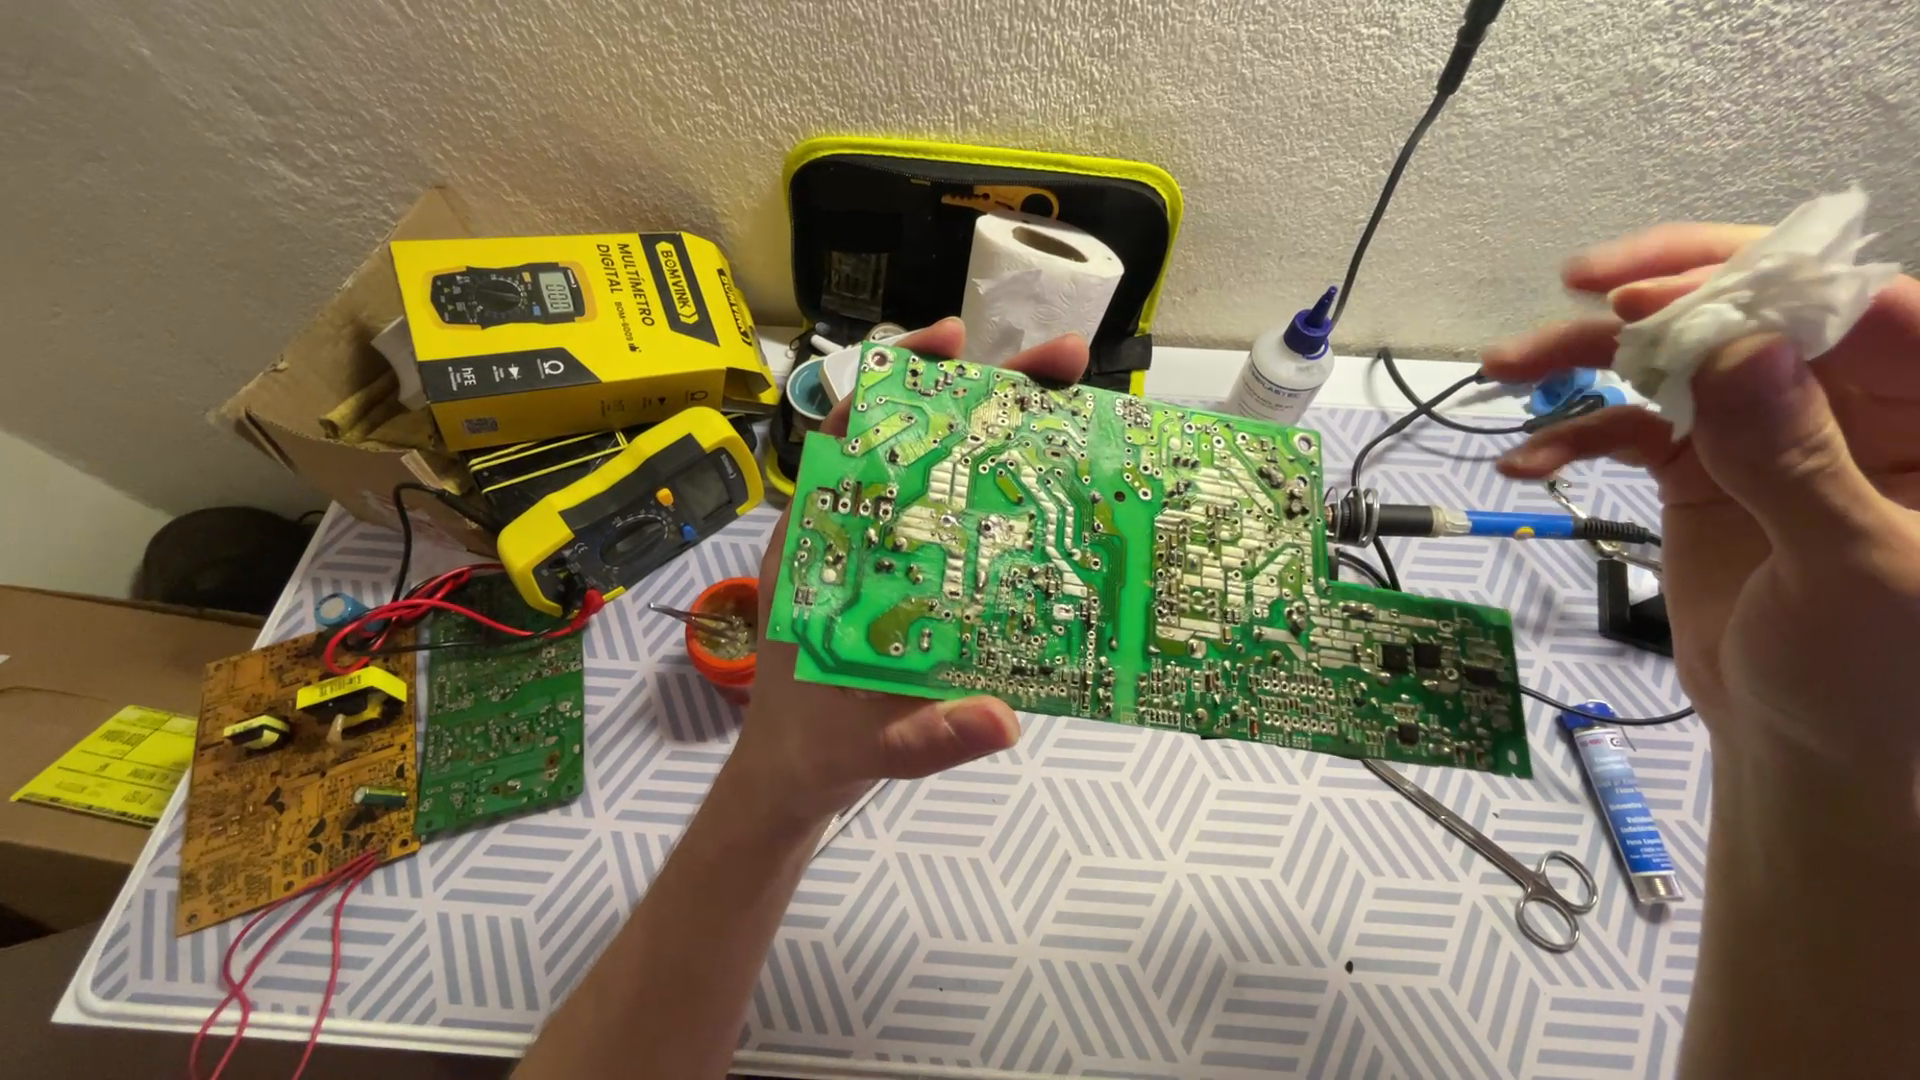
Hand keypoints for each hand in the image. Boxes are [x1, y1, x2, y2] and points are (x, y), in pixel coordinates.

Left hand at [727, 320, 1092, 822]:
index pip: (849, 436)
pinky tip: (1047, 486)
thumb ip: (928, 737)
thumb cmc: (816, 748)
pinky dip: (995, 488)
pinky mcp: (906, 576)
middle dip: (980, 393)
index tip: (952, 341)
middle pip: (911, 436)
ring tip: (1066, 406)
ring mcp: (880, 552)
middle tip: (1058, 367)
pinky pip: (950, 515)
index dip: (897, 379)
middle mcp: (848, 534)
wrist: (798, 771)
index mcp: (820, 548)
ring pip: (935, 469)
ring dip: (997, 431)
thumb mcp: (871, 745)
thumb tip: (1004, 720)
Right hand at [1483, 224, 1919, 766]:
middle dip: (1662, 302)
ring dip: (1587, 366)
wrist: (1805, 746)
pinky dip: (1572, 440)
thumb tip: (1735, 351)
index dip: (1756, 286)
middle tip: (1576, 291)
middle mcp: (1852, 408)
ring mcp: (1765, 437)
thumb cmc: (1875, 679)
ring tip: (1508, 367)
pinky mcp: (1698, 472)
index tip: (1649, 299)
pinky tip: (1526, 462)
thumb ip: (1798, 460)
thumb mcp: (1855, 570)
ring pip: (1676, 366)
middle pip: (1754, 319)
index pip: (1860, 311)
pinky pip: (1628, 432)